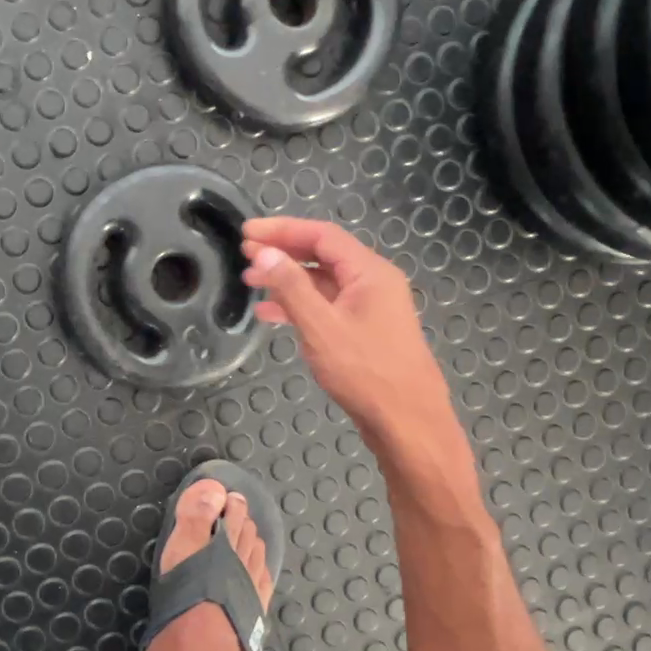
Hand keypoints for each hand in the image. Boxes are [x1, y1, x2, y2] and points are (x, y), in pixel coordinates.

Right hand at [240, 217, 452, 435]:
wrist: (406, 421)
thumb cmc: (365, 371)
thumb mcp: (321, 326)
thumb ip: (291, 287)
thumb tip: (264, 252)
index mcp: (369, 273)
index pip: (322, 236)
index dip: (282, 230)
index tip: (246, 233)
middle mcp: (373, 283)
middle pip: (323, 255)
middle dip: (282, 252)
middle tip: (243, 254)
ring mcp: (370, 308)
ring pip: (322, 282)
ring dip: (287, 279)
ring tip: (249, 282)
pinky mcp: (363, 331)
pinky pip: (326, 306)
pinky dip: (299, 305)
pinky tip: (272, 314)